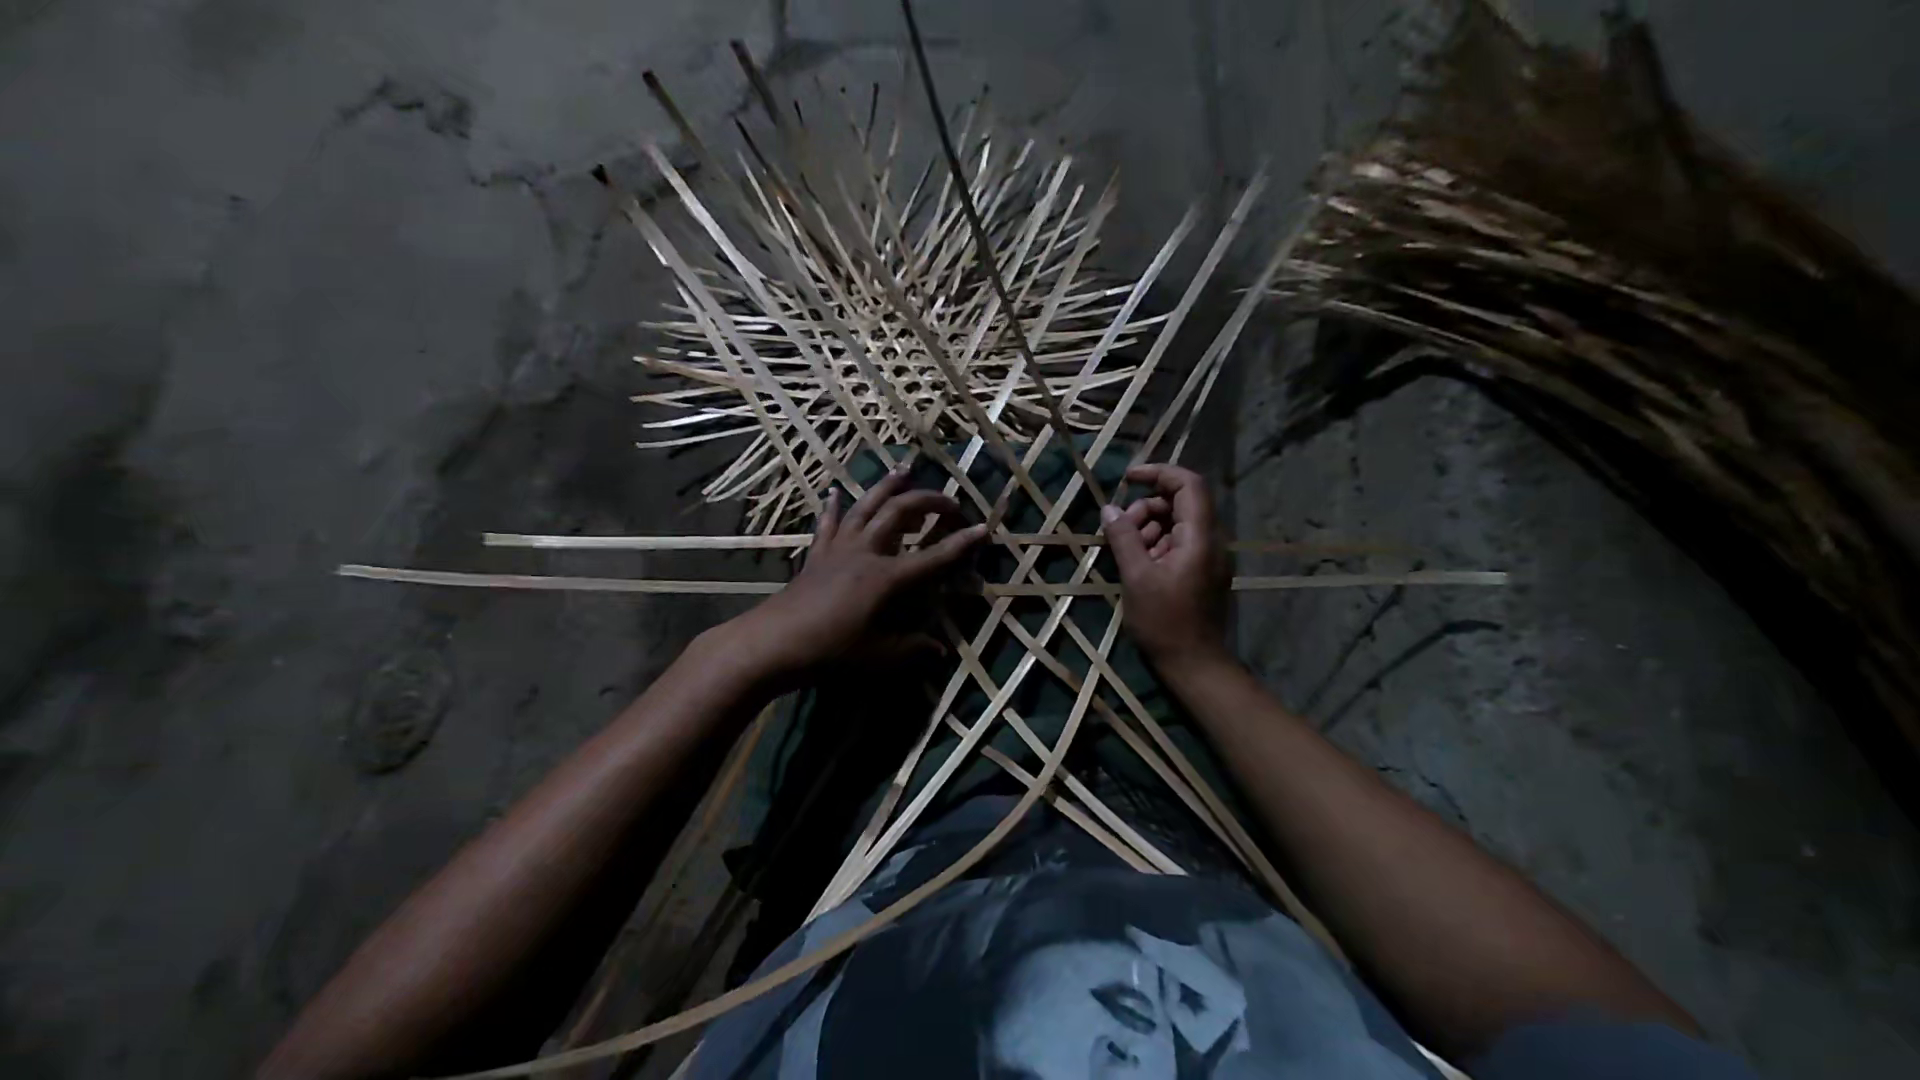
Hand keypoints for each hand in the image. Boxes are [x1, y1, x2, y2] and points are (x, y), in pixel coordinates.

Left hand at [721, 465, 986, 685]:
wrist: (773, 642)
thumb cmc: (829, 651)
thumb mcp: (877, 657)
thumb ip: (911, 649)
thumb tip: (939, 650)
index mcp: (886, 578)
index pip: (933, 557)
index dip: (961, 543)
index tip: (984, 528)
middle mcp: (866, 553)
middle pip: (900, 514)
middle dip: (929, 502)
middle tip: (950, 502)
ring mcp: (839, 549)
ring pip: (867, 506)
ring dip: (887, 486)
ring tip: (904, 469)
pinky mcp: (817, 554)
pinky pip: (828, 524)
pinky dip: (834, 507)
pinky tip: (835, 493)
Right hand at [1100, 463, 1231, 667]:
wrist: (1194, 664)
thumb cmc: (1164, 622)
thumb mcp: (1136, 577)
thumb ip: (1124, 538)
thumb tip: (1109, 509)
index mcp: (1200, 538)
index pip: (1188, 484)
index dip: (1158, 473)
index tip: (1128, 479)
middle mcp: (1209, 541)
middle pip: (1180, 502)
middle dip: (1146, 507)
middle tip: (1120, 528)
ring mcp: (1206, 557)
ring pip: (1176, 523)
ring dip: (1147, 527)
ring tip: (1127, 550)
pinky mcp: (1199, 571)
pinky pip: (1177, 543)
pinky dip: (1155, 544)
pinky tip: (1137, 563)